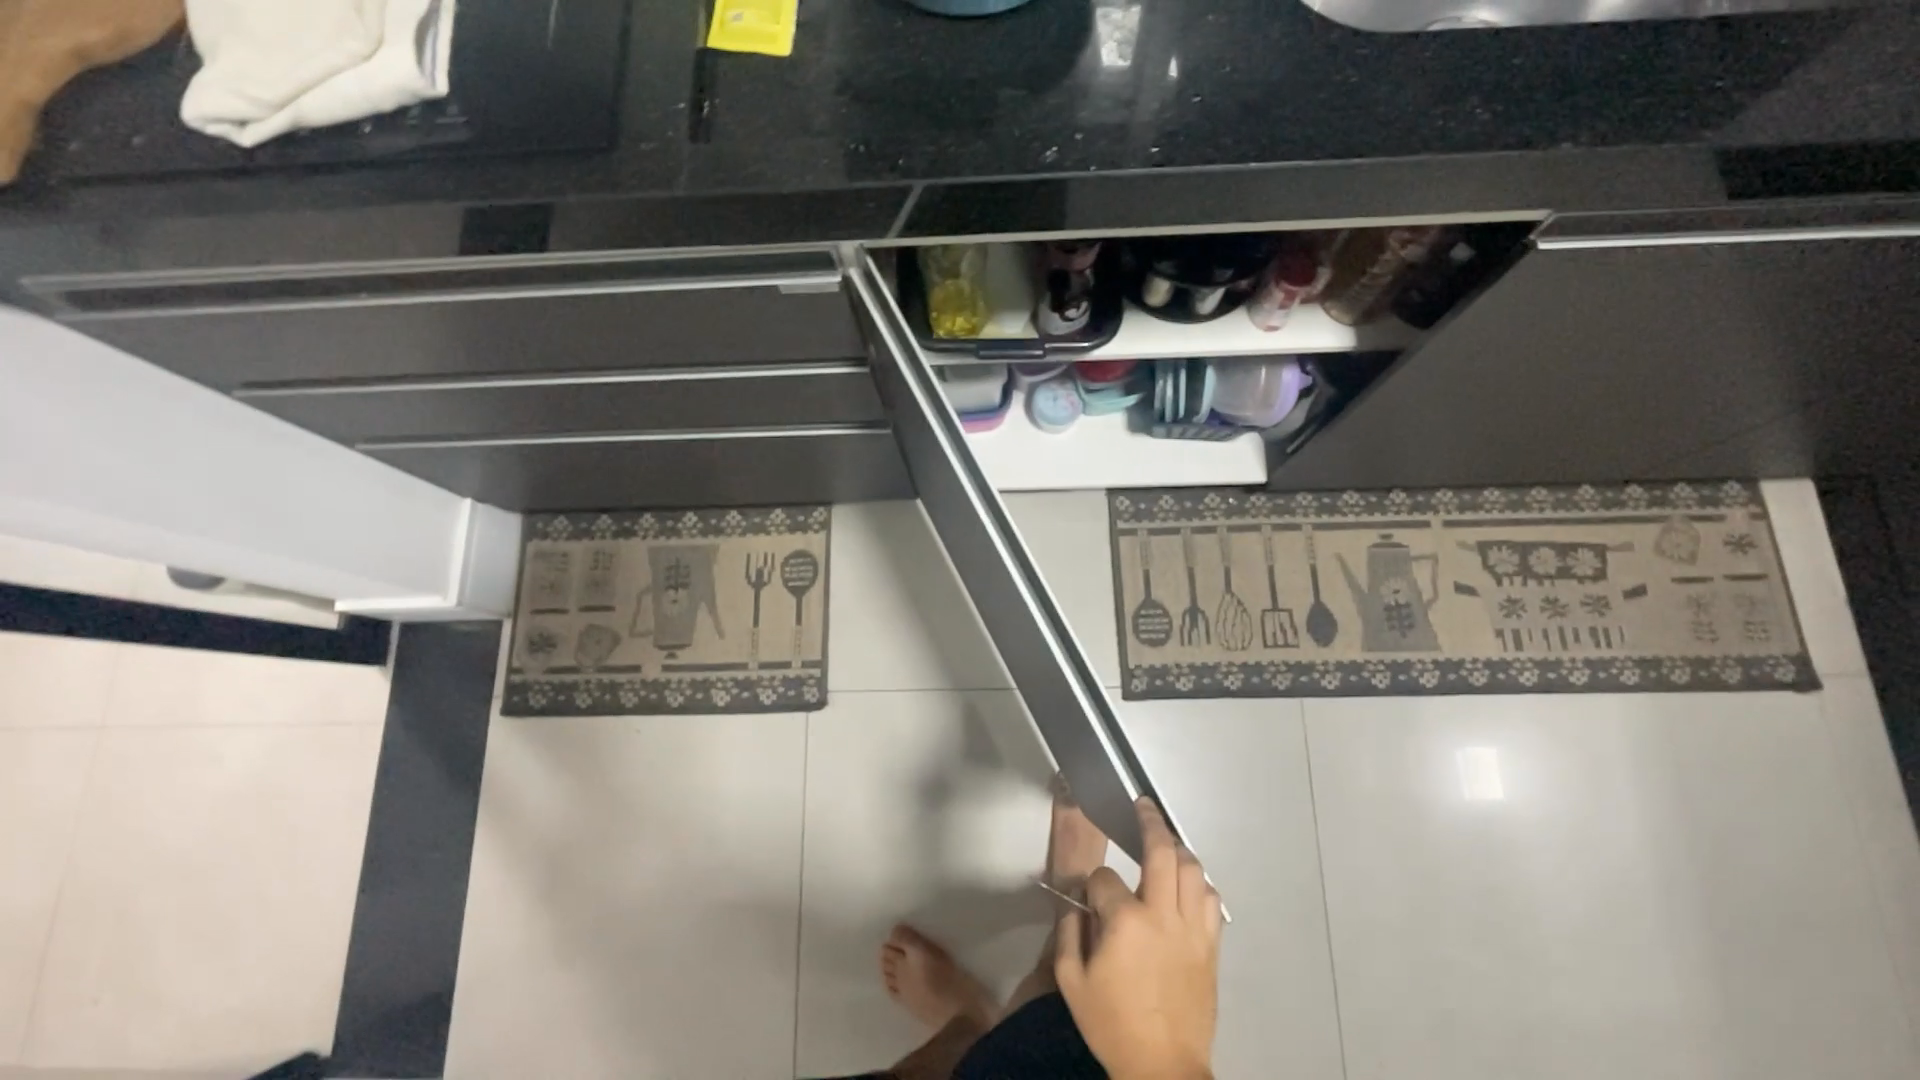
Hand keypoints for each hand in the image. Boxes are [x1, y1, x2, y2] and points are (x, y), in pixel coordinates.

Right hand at [1055, 797, 1221, 1079]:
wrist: (1162, 1066)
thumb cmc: (1112, 1024)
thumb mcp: (1070, 981)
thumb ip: (1068, 933)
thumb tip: (1076, 905)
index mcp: (1125, 922)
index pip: (1105, 879)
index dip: (1093, 886)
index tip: (1088, 899)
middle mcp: (1163, 915)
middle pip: (1162, 852)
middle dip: (1150, 823)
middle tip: (1143, 806)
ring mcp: (1193, 929)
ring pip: (1194, 871)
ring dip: (1179, 851)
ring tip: (1167, 844)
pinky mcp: (1211, 946)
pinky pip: (1211, 900)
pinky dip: (1200, 883)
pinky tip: (1188, 884)